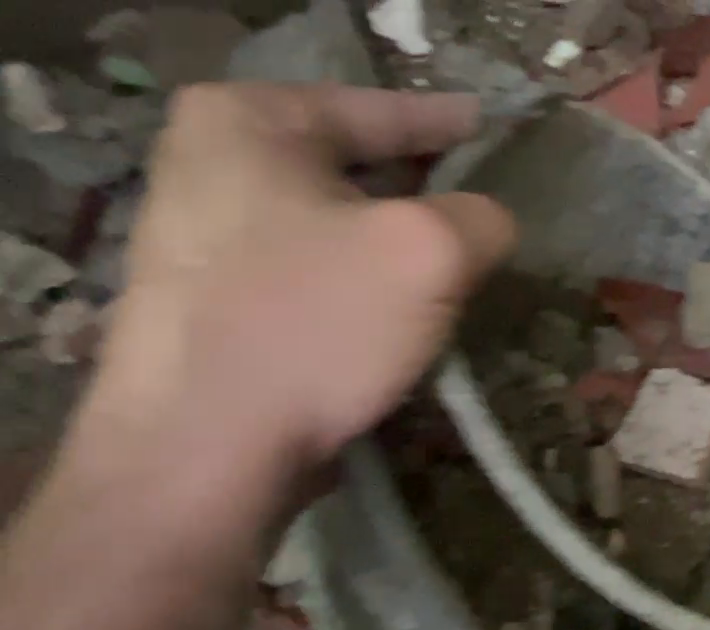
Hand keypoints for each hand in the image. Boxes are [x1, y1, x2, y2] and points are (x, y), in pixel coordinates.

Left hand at [84, 83, 516, 488]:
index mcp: (247, 123)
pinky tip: (408, 317)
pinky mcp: (222, 299)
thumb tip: (493, 225)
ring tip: (462, 270)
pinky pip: (322, 272)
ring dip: (403, 246)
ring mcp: (210, 234)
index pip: (376, 107)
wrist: (213, 440)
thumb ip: (482, 219)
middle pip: (356, 165)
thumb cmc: (316, 323)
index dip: (448, 123)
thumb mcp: (428, 253)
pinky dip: (372, 285)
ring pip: (340, 223)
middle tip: (491, 210)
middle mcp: (213, 162)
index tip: (498, 132)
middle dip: (428, 190)